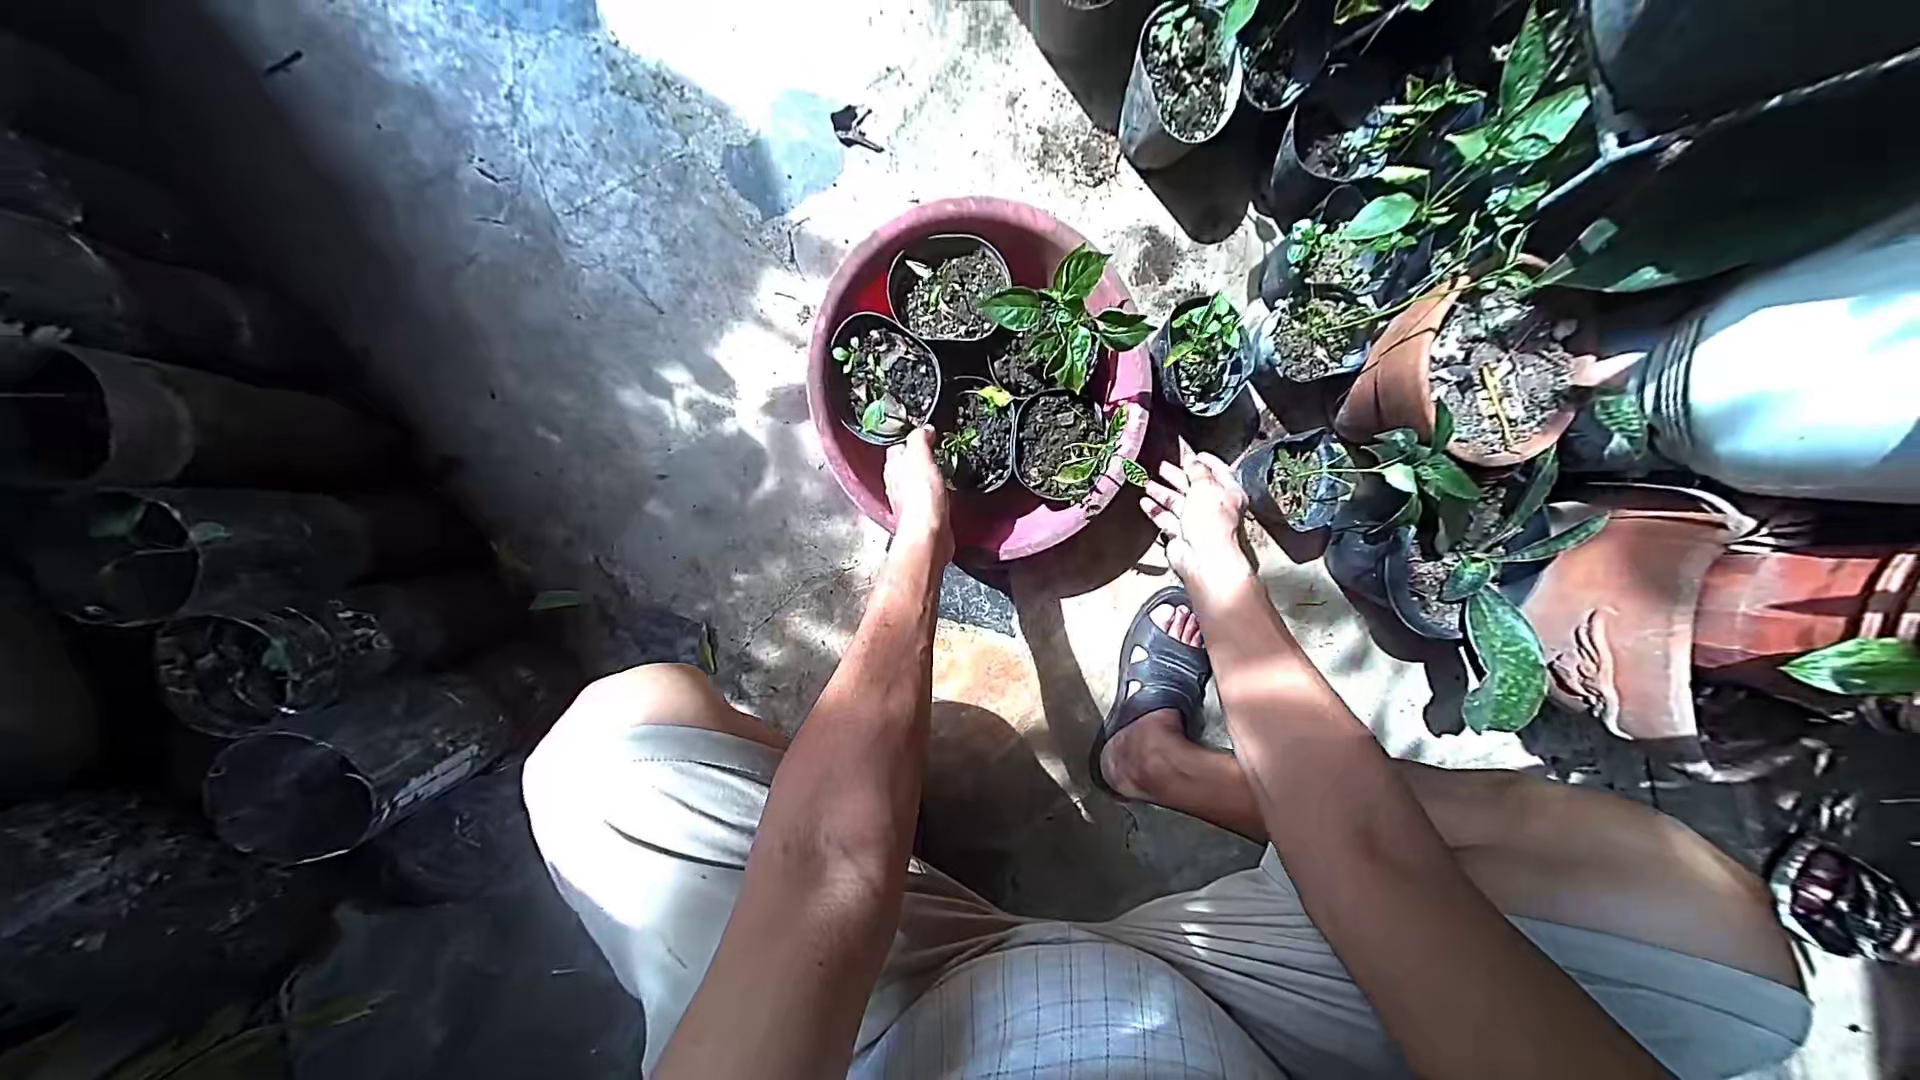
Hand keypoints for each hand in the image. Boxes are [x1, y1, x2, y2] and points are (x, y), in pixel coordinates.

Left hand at [884, 426, 951, 556]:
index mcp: (893, 468)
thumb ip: (919, 440)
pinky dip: (936, 492)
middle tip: (935, 450)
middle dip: (919, 457)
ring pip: (917, 482)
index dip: (911, 439)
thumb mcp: (919, 458)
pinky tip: (944, 491)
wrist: (929, 536)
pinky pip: (928, 498)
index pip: (898, 446)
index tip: (926, 434)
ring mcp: (910, 502)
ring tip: (941, 467)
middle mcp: (897, 485)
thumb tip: (924, 429)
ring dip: (927, 475)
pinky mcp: (924, 516)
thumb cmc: (921, 501)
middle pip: (906, 465)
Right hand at [1140, 451, 1253, 598]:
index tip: (1191, 454)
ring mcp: (1196, 522)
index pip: (1218, 471)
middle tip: (1162, 466)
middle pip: (1193, 486)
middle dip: (1177, 476)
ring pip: (1177, 502)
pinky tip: (1145, 502)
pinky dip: (1155, 510)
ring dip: (1162, 492)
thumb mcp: (1206, 486)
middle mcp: (1213, 507)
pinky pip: (1166, 519)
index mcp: (1228, 493)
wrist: (1204, 557)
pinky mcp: (1181, 534)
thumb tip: (1192, 460)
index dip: (1204, 461)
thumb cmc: (1213, 523)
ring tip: (1147, 482)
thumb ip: (1197, 470)